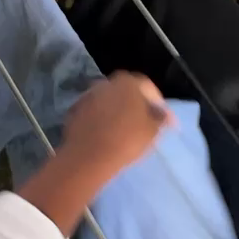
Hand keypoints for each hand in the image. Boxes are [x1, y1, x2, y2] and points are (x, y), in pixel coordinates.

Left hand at [19, 74, 170, 235]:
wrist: (88, 156)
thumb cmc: (127, 140)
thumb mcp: (153, 130)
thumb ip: (160, 118)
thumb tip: (163, 113)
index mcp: (128, 82)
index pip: (148, 88)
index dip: (158, 103)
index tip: (164, 119)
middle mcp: (106, 83)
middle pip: (126, 92)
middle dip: (136, 105)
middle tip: (144, 123)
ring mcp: (88, 95)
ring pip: (108, 102)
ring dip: (117, 112)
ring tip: (124, 130)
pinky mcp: (74, 111)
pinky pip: (94, 113)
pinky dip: (101, 120)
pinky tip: (106, 135)